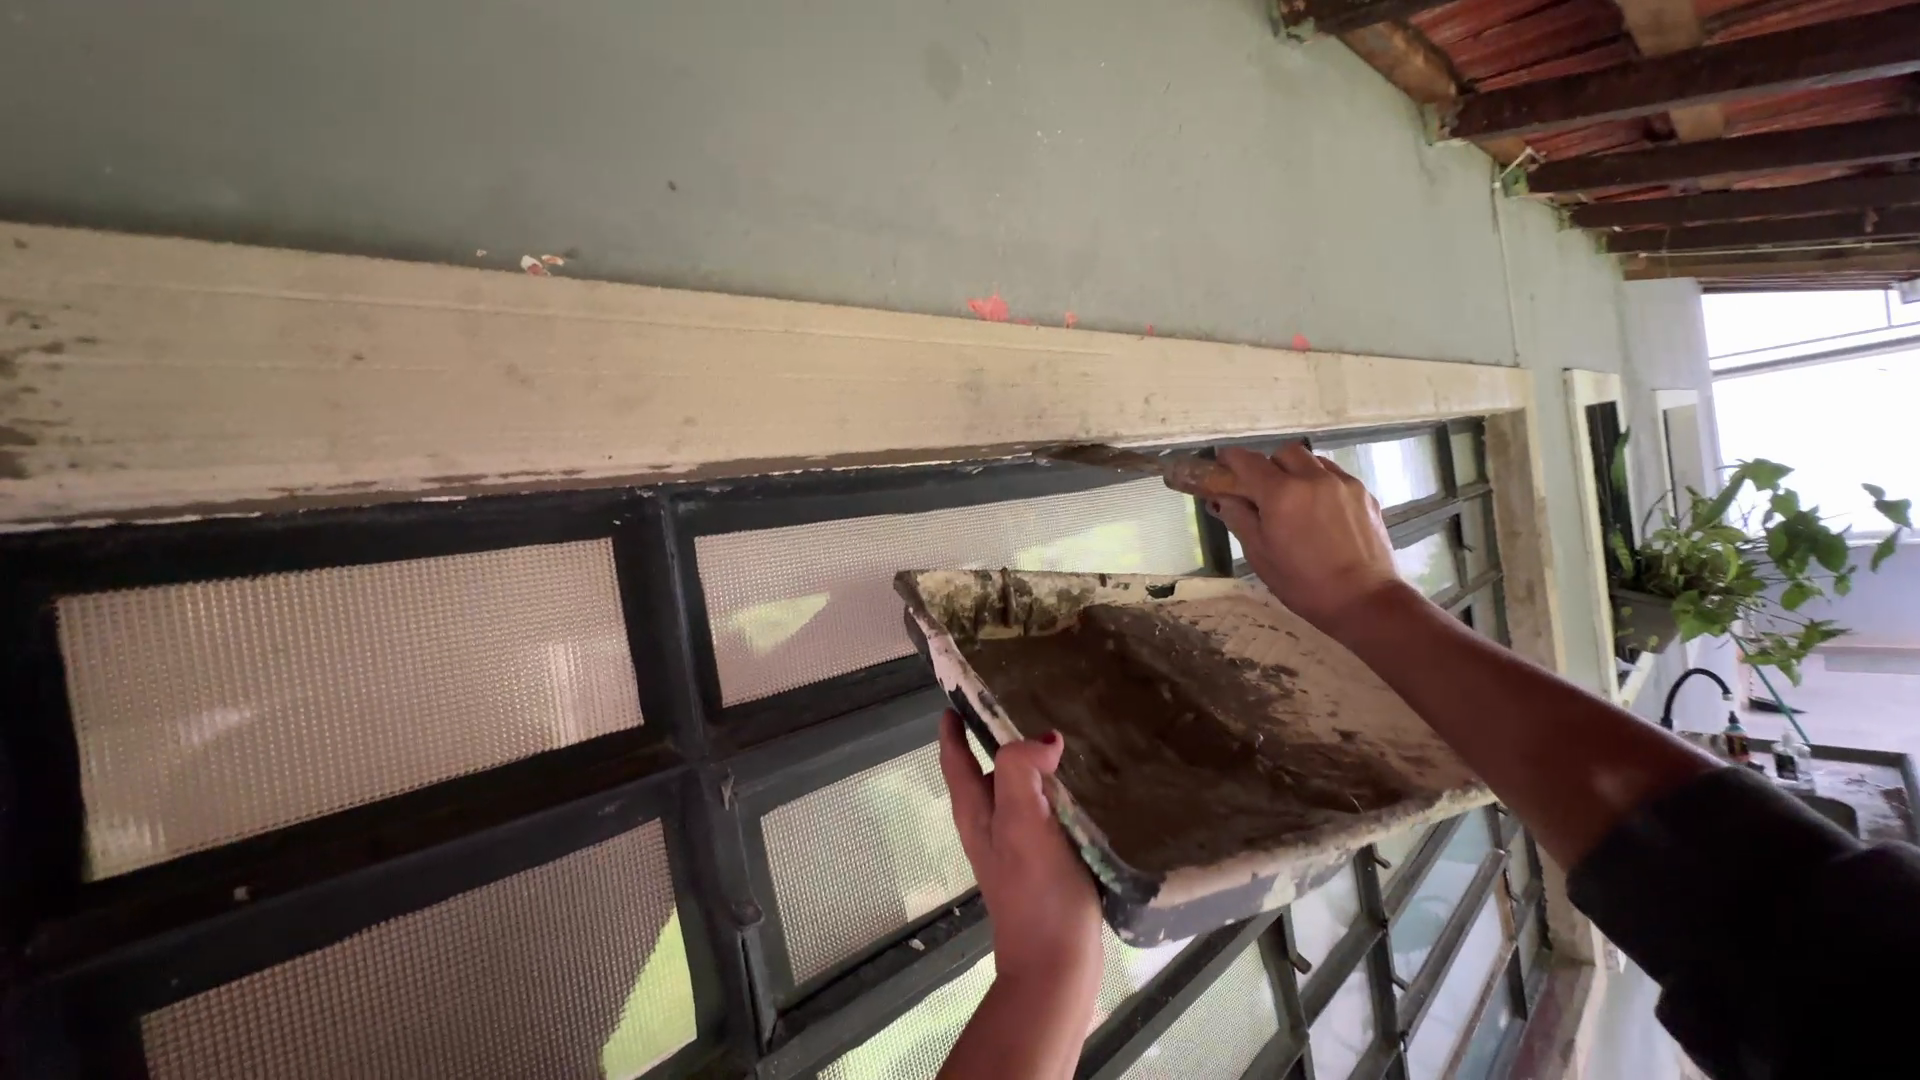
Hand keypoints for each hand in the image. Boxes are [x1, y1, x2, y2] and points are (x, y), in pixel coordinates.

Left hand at [937, 711, 1102, 991]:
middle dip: (998, 736)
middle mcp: (988, 822)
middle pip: (986, 768)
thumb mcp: (1022, 821)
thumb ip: (1022, 771)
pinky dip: (1052, 789)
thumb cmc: (1034, 889)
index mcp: (975, 810)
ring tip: (1060, 735)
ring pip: (1016, 788)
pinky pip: (1041, 809)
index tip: (961, 695)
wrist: (1055, 963)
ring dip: (1030, 762)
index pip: (955, 756)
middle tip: (1027, 701)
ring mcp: (1014, 843)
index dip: (954, 726)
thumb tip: (1043, 738)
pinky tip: (1080, 785)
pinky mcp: (1041, 859)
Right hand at [1211, 443, 1409, 635]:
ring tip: (1294, 500)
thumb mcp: (1259, 555)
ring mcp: (1343, 483)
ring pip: (1312, 460)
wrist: (1364, 600)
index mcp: (1281, 494)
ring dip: (1296, 471)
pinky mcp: (1364, 494)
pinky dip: (1320, 483)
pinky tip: (1320, 510)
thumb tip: (1223, 498)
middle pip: (1283, 453)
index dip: (1230, 460)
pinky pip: (1335, 475)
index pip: (1248, 461)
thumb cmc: (1303, 583)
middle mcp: (1313, 478)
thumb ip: (1238, 518)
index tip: (1221, 466)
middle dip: (1267, 466)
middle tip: (1261, 492)